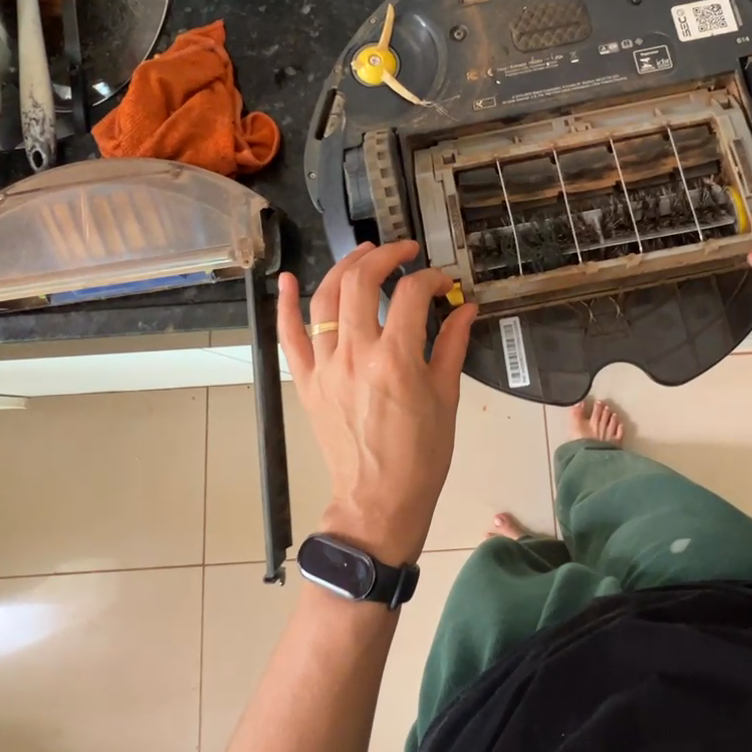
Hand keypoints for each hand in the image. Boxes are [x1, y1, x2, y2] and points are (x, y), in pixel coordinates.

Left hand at [276, 240, 478, 565]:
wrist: (378, 501)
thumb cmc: (421, 455)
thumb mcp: (446, 397)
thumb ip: (453, 344)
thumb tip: (465, 306)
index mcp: (396, 360)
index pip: (412, 294)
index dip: (430, 277)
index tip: (442, 282)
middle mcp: (356, 355)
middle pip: (362, 282)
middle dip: (385, 256)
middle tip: (403, 251)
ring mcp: (325, 367)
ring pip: (325, 298)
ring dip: (345, 267)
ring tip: (364, 254)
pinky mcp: (306, 382)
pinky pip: (289, 337)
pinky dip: (285, 305)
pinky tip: (288, 279)